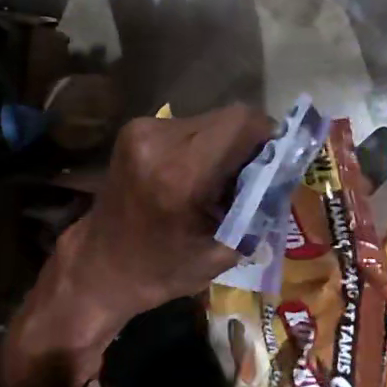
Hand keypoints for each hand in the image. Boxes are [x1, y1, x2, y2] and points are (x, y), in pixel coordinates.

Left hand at [56, 104, 272, 328]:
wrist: (99, 264)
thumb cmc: (162, 269)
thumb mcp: (223, 250)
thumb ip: (259, 206)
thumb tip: (287, 171)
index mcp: (181, 174)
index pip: (242, 122)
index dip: (267, 137)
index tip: (273, 164)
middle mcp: (159, 140)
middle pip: (228, 117)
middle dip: (248, 143)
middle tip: (249, 179)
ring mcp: (143, 129)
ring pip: (210, 119)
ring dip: (224, 144)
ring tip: (217, 182)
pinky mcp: (136, 127)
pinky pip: (189, 125)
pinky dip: (202, 145)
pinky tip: (193, 176)